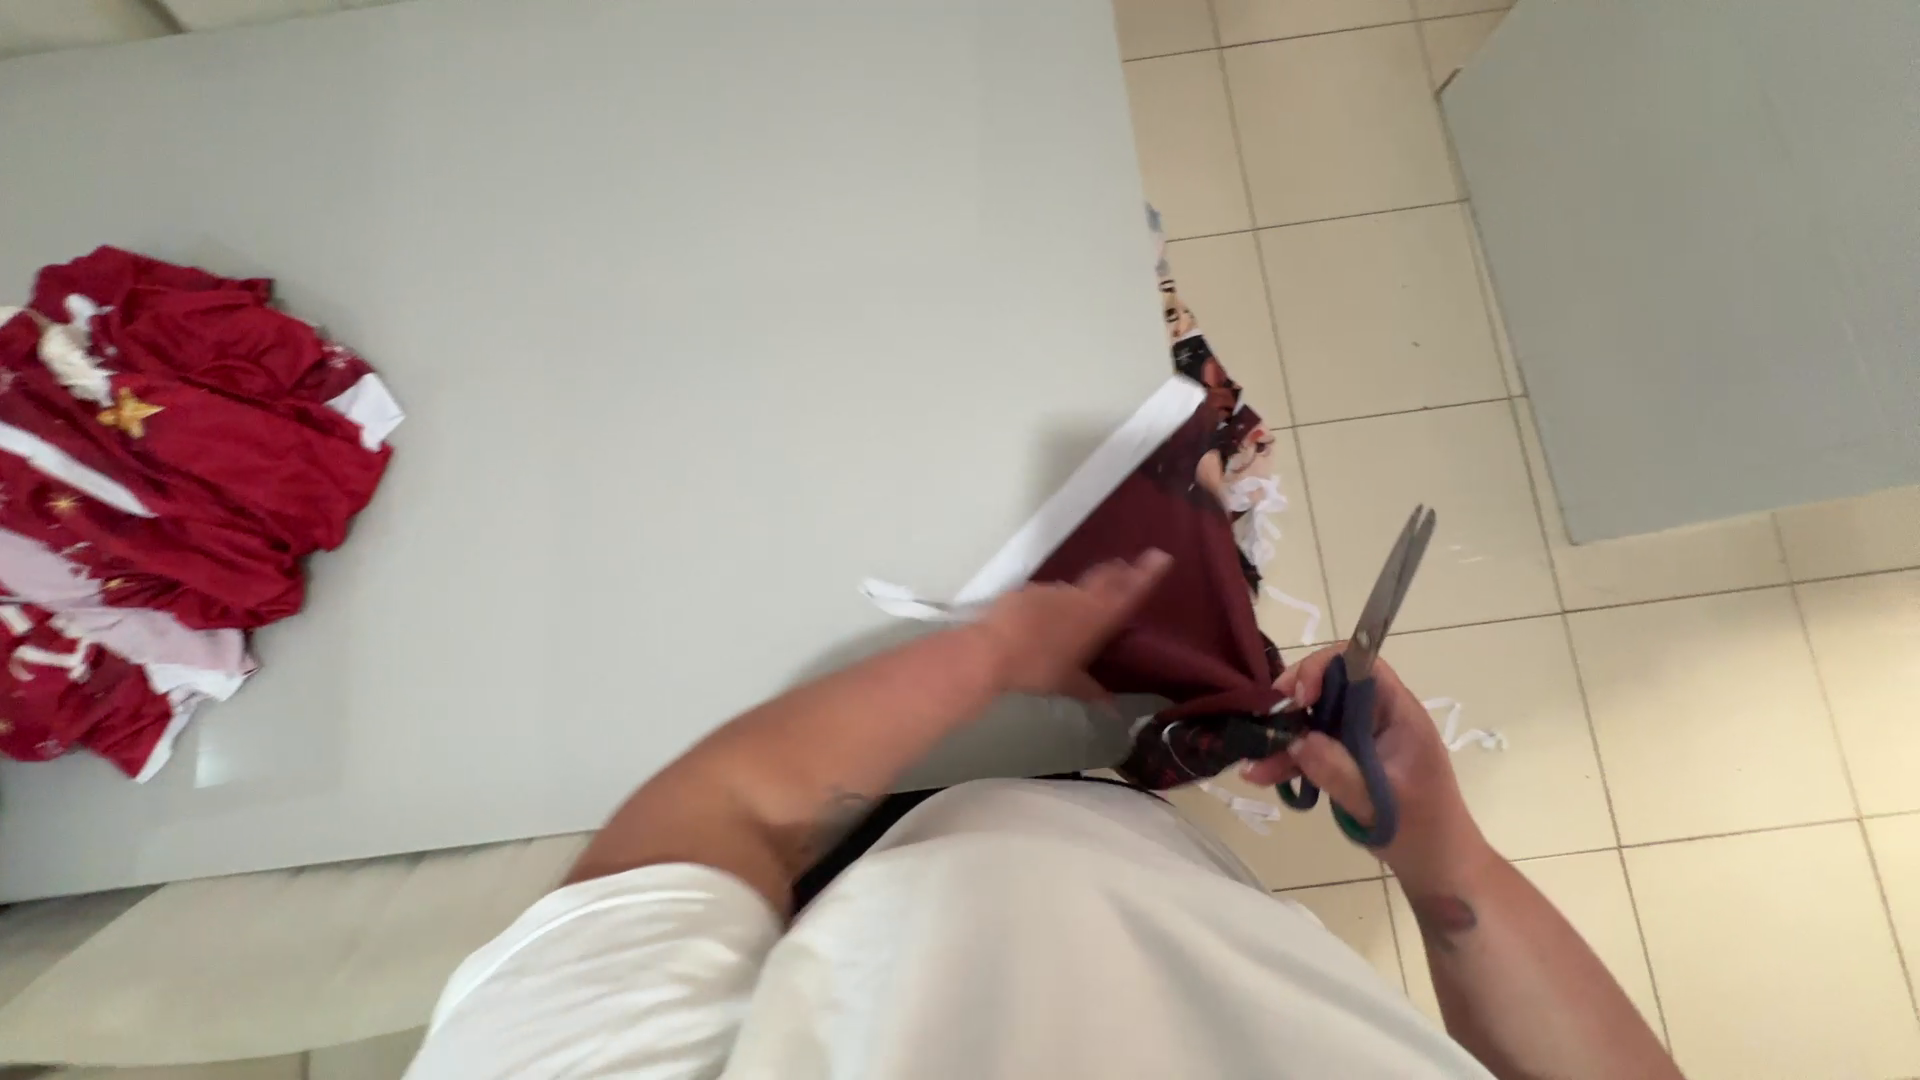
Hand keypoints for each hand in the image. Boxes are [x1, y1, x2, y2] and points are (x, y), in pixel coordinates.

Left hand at [974, 549, 1171, 699]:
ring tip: (1076, 609)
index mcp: (1097, 618)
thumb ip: (1091, 691)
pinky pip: (1046, 596)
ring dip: (1079, 595)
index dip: (1146, 574)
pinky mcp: (1028, 590)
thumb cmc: (1038, 668)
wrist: (993, 650)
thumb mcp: (1068, 684)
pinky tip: (1041, 620)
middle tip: (1127, 566)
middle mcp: (1079, 598)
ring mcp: (1052, 591)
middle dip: (1120, 571)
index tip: (1160, 556)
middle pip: (1106, 577)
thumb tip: (1113, 708)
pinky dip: (1050, 605)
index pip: (1129, 591)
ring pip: (1074, 589)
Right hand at [1242, 645, 1492, 886]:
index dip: (1324, 668)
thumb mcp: (1378, 802)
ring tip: (1252, 761)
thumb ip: (1337, 769)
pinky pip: (1311, 747)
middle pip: (1328, 686)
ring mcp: (1360, 738)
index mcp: (1399, 715)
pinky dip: (1287, 759)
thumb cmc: (1422, 833)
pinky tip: (1260, 775)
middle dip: (1291, 701)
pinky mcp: (1347, 758)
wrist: (1440, 870)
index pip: (1361, 664)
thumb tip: (1296, 739)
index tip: (1299, 696)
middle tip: (1263, 722)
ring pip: (1313, 718)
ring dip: (1282, 737)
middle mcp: (1378, 717)